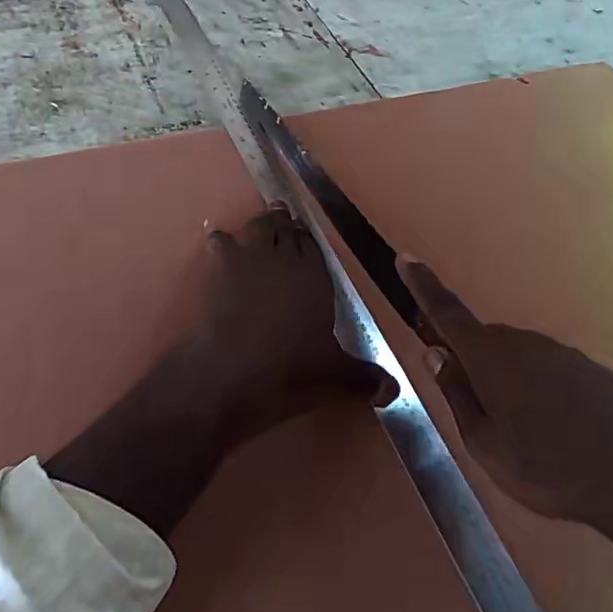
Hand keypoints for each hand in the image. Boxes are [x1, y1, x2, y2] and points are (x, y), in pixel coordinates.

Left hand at [183, 211, 395, 442]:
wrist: (232, 365)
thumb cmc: (288, 367)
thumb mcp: (333, 375)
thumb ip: (363, 377)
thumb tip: (394, 391)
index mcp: (315, 275)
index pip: (313, 245)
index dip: (308, 241)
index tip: (305, 238)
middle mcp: (285, 256)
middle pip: (285, 228)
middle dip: (284, 224)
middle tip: (283, 220)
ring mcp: (250, 254)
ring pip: (257, 226)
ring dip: (259, 225)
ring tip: (260, 226)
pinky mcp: (219, 263)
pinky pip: (219, 240)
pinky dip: (220, 241)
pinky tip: (218, 245)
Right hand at [398, 258, 612, 567]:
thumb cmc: (551, 471)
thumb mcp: (486, 447)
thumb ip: (457, 395)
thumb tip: (435, 354)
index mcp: (490, 358)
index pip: (446, 312)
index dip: (423, 285)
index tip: (405, 257)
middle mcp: (522, 342)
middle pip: (482, 342)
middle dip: (471, 363)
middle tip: (478, 411)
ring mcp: (560, 353)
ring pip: (515, 357)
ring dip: (508, 381)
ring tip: (525, 434)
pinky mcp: (589, 369)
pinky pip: (547, 369)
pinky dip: (540, 390)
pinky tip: (559, 431)